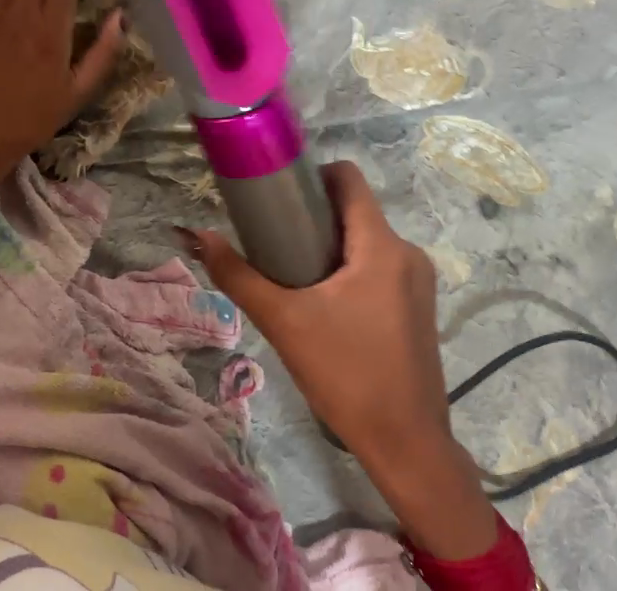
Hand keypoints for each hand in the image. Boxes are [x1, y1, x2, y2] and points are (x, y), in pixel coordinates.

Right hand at [192, 161, 497, 559]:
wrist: (406, 443)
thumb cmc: (345, 373)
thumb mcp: (282, 321)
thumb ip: (238, 275)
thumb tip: (199, 236)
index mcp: (381, 247)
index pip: (349, 180)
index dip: (311, 174)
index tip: (276, 191)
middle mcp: (407, 255)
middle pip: (353, 210)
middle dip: (311, 215)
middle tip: (269, 236)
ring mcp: (417, 283)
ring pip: (364, 241)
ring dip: (327, 245)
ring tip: (288, 271)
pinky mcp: (417, 308)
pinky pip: (377, 267)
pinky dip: (346, 269)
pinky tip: (320, 301)